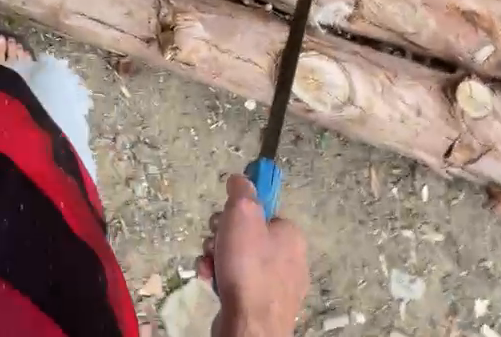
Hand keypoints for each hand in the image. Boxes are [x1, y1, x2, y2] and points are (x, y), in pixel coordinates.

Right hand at [198, 174, 309, 336]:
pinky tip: (210, 278)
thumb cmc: (248, 265)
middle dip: (222, 234)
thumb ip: (242, 190)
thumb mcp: (242, 213)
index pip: (263, 210)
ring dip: (216, 255)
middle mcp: (290, 260)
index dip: (238, 210)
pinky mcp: (262, 306)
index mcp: (291, 235)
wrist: (250, 326)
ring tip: (209, 262)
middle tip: (214, 239)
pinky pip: (237, 280)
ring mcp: (277, 287)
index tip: (225, 216)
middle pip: (247, 233)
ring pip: (238, 257)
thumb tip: (241, 178)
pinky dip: (220, 276)